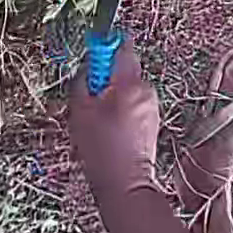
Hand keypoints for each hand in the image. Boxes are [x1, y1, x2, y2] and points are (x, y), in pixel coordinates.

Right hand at [68, 42, 159, 196]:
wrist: (124, 186)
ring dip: (114, 91)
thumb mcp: (80, 110)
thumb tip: (89, 65)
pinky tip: (111, 126)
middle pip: (125, 66)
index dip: (106, 49)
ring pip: (129, 84)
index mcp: (129, 82)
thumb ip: (83, 79)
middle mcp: (145, 88)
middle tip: (92, 95)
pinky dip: (122, 105)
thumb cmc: (100, 149)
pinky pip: (135, 100)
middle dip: (107, 75)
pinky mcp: (153, 117)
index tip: (94, 60)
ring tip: (100, 116)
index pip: (122, 46)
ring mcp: (151, 103)